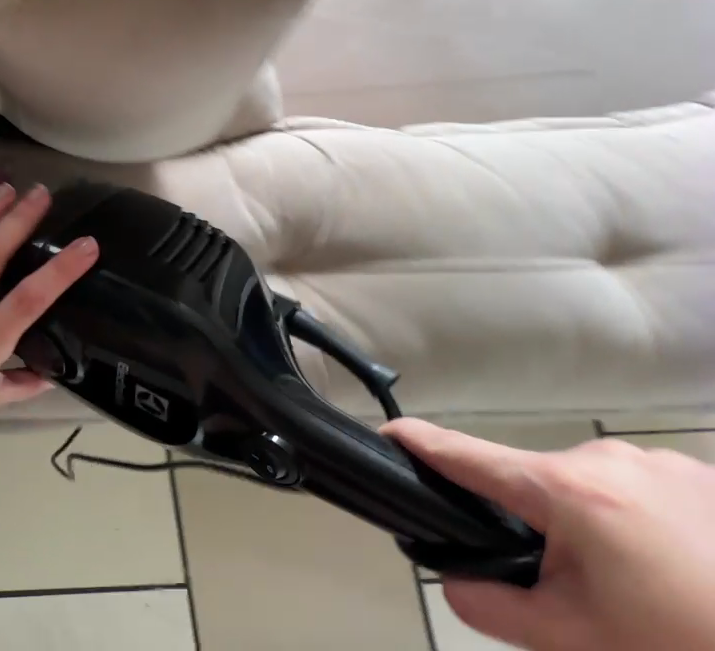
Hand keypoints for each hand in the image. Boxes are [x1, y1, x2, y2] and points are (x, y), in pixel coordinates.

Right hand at [383, 419, 714, 650]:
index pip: (460, 453)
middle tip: (567, 582)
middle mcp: (609, 461)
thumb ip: (492, 605)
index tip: (381, 434)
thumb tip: (455, 581)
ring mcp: (668, 465)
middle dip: (531, 519)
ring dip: (590, 522)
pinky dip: (641, 522)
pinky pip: (645, 490)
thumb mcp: (574, 641)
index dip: (413, 442)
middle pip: (531, 478)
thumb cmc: (681, 644)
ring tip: (638, 584)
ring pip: (591, 485)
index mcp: (566, 492)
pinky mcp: (711, 479)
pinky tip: (680, 572)